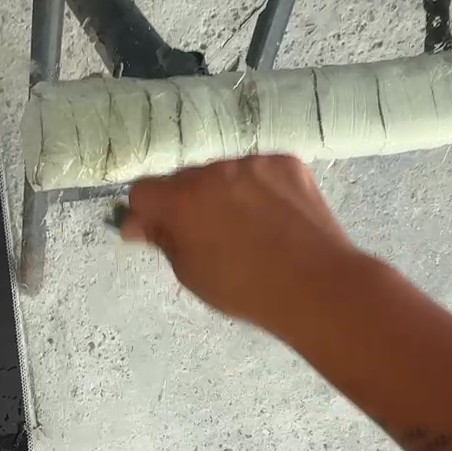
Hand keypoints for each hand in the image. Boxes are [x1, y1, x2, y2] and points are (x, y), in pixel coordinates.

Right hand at [121, 155, 368, 335]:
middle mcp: (214, 171)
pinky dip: (255, 189)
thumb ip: (161, 240)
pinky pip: (257, 170)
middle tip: (203, 236)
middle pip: (183, 179)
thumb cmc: (243, 288)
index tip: (155, 233)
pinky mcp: (286, 162)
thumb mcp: (189, 272)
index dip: (145, 213)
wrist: (313, 283)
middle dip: (184, 203)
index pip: (142, 191)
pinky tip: (270, 218)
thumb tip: (137, 224)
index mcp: (182, 200)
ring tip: (244, 229)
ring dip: (221, 193)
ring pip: (222, 173)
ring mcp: (253, 162)